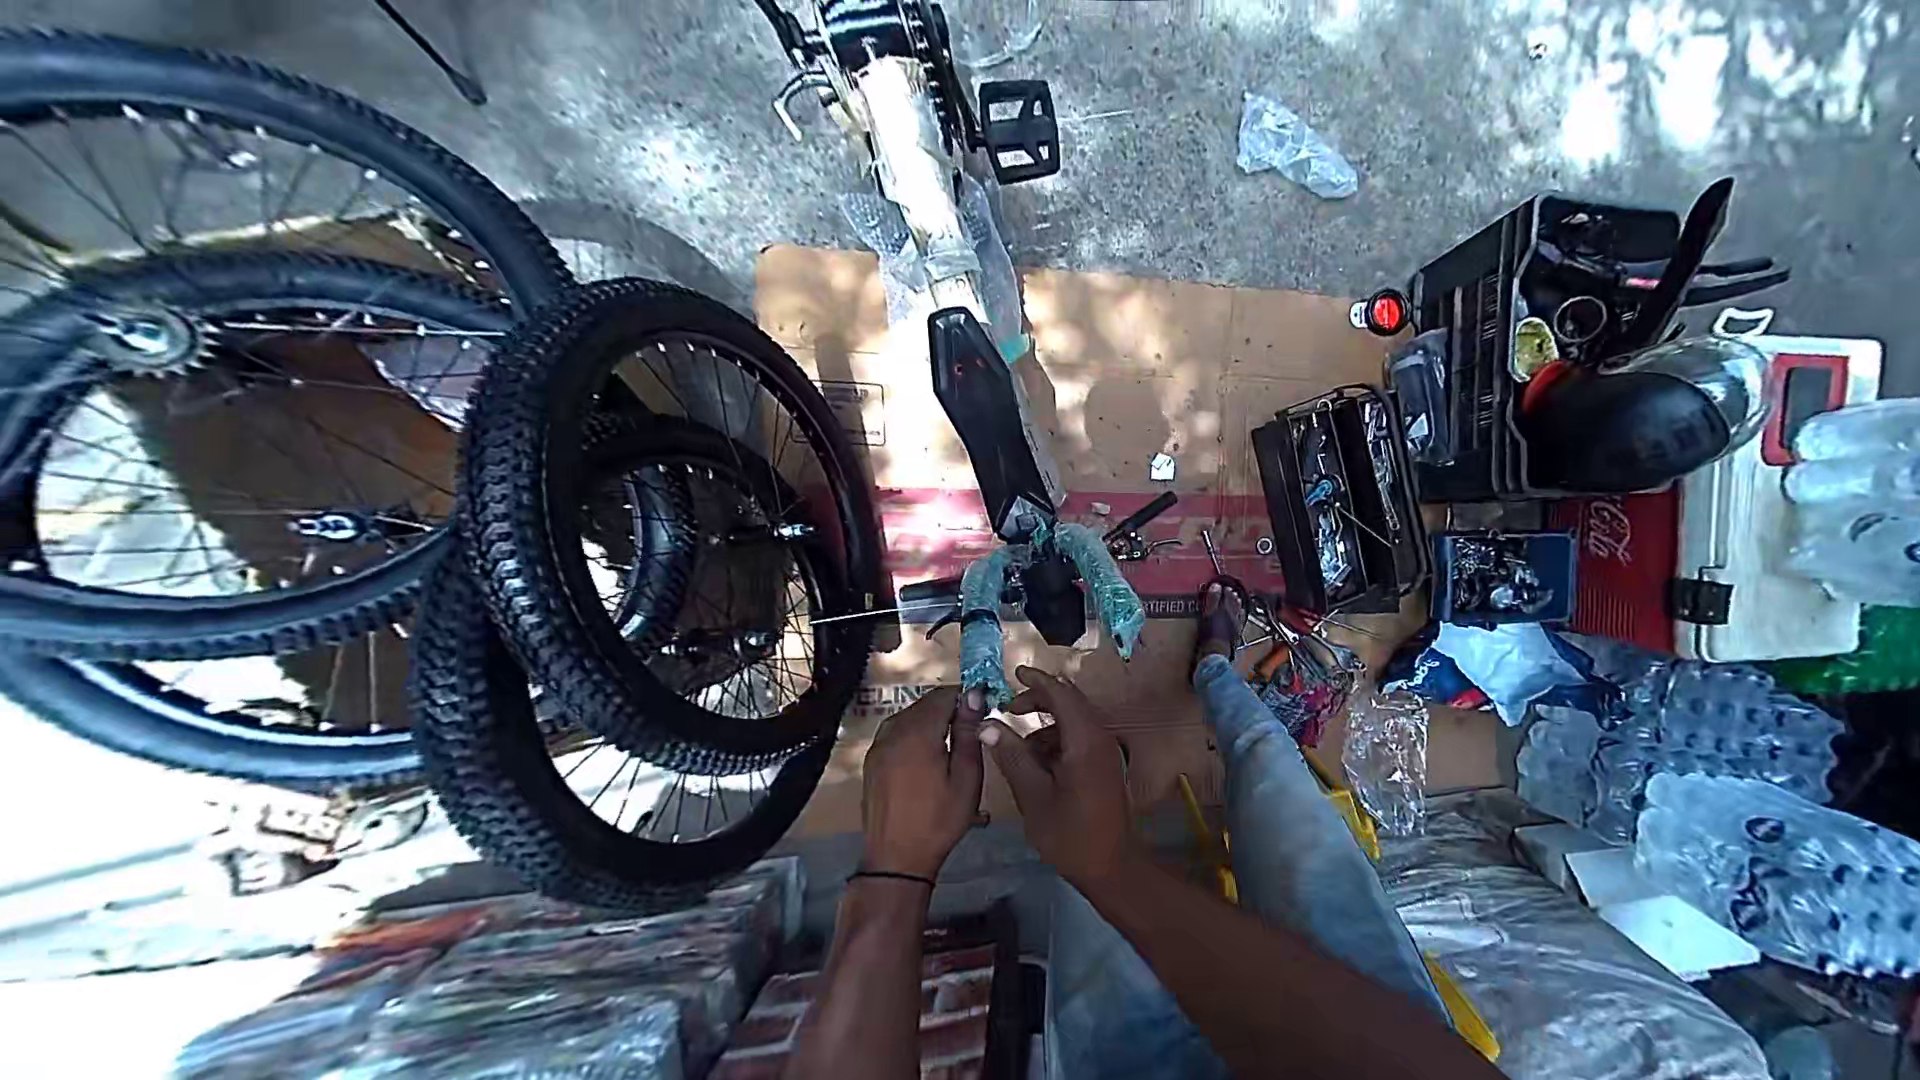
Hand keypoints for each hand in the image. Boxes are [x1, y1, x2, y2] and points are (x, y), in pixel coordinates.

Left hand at [860, 685, 986, 879]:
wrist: (896, 858)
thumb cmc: (939, 819)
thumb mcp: (966, 777)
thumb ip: (968, 732)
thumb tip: (974, 696)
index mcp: (918, 731)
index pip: (944, 695)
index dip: (966, 697)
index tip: (982, 709)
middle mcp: (893, 730)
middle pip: (925, 703)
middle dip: (949, 708)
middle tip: (970, 729)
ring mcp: (878, 744)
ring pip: (910, 716)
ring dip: (931, 721)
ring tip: (951, 744)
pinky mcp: (872, 758)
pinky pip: (897, 732)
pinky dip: (914, 734)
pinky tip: (927, 756)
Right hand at [980, 666, 1135, 887]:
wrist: (1113, 869)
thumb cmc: (1071, 834)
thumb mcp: (1034, 795)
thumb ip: (1012, 755)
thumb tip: (987, 725)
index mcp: (1085, 740)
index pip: (1061, 694)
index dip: (1037, 681)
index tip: (1014, 675)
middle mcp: (1099, 738)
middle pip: (1068, 702)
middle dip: (1038, 700)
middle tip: (1009, 708)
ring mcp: (1104, 751)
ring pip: (1072, 720)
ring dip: (1045, 722)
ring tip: (1018, 742)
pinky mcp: (1103, 764)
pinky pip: (1077, 737)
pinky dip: (1055, 738)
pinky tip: (1036, 761)